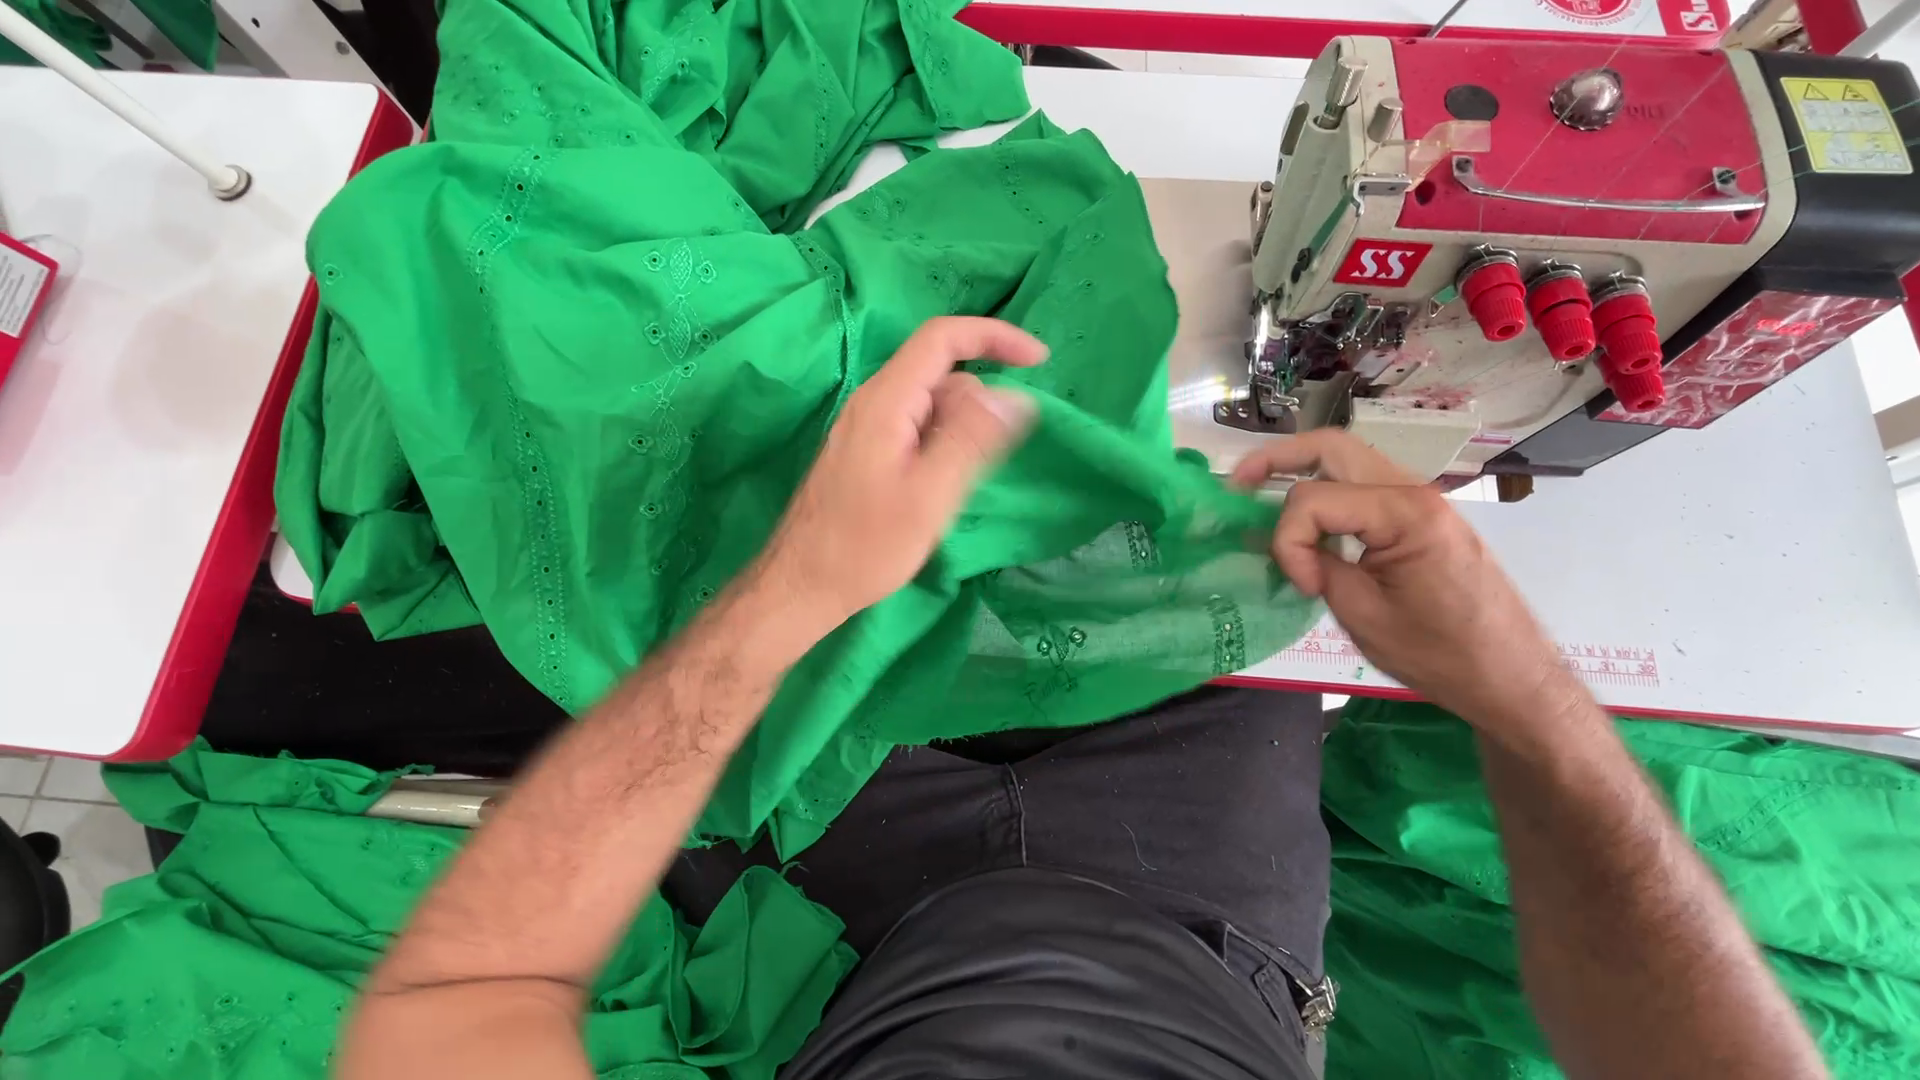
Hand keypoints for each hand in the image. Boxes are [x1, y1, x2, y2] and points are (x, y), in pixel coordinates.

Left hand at [757, 317, 1044, 630]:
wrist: (801, 586)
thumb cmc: (865, 546)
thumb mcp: (930, 494)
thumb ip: (972, 440)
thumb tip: (1015, 396)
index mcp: (886, 400)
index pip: (943, 338)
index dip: (995, 337)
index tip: (1039, 361)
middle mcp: (872, 402)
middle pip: (940, 374)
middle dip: (979, 403)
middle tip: (987, 461)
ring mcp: (866, 427)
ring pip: (929, 406)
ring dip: (960, 431)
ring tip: (954, 488)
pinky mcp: (865, 452)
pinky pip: (915, 429)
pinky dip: (941, 445)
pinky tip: (938, 490)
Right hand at [1232, 431, 1583, 733]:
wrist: (1510, 677)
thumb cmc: (1439, 654)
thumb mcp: (1362, 614)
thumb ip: (1317, 566)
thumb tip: (1285, 547)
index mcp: (1405, 514)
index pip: (1314, 499)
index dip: (1289, 541)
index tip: (1304, 587)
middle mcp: (1415, 492)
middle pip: (1332, 448)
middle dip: (1277, 459)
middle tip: (1237, 483)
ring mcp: (1421, 501)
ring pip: (1348, 459)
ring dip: (1300, 469)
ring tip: (1259, 490)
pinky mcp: (1421, 518)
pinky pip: (1364, 486)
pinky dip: (1326, 491)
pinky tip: (1305, 515)